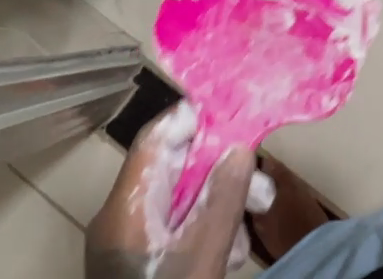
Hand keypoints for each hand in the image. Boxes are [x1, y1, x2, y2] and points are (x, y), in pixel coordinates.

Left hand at [86, 103, 272, 278]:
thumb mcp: (202, 258)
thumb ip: (222, 199)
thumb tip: (239, 146)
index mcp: (125, 208)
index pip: (155, 140)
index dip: (192, 121)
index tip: (234, 117)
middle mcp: (122, 217)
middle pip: (174, 169)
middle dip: (221, 170)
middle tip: (260, 187)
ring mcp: (131, 244)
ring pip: (182, 200)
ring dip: (222, 204)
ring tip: (253, 221)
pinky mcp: (142, 265)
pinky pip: (178, 229)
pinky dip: (208, 231)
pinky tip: (232, 254)